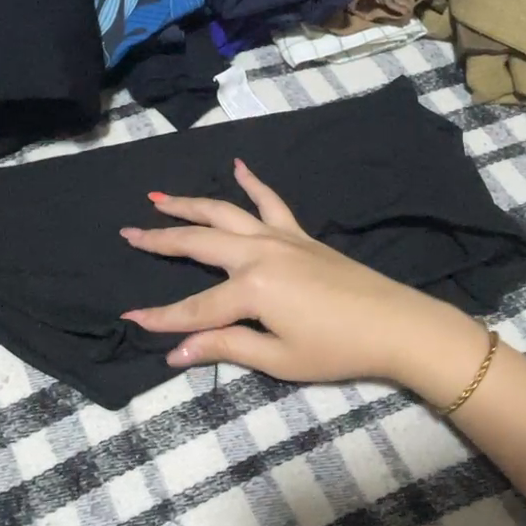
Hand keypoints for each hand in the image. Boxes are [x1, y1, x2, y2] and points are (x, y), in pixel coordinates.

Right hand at [120, 160, 484, 389]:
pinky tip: (239, 166)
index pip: (195, 308)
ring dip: (190, 204)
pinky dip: (253, 183)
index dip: (162, 318)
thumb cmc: (337, 349)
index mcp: (251, 289)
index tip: (130, 320)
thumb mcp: (278, 359)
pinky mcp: (299, 234)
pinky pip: (271, 201)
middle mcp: (258, 253)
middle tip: (128, 232)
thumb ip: (225, 347)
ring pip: (225, 213)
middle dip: (160, 239)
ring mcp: (280, 238)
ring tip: (159, 197)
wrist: (397, 325)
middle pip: (198, 244)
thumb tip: (176, 352)